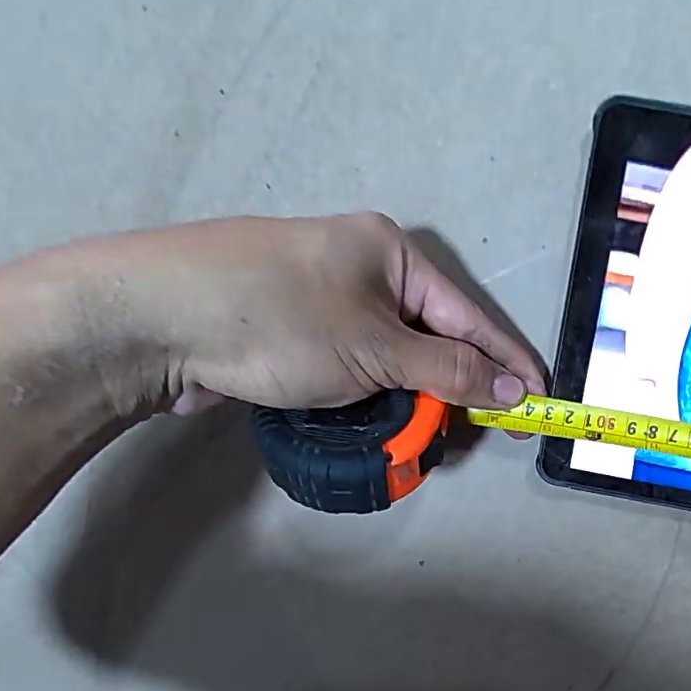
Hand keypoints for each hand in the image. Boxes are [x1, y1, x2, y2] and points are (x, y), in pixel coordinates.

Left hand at [25, 213, 544, 414]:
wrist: (151, 321)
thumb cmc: (276, 319)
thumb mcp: (375, 347)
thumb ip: (450, 371)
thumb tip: (516, 389)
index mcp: (390, 253)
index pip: (467, 315)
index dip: (507, 361)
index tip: (538, 399)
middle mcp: (363, 270)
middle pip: (432, 338)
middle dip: (456, 388)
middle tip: (473, 433)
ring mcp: (327, 301)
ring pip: (394, 359)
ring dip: (414, 399)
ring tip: (430, 437)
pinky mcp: (298, 334)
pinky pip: (359, 369)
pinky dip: (376, 399)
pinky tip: (385, 423)